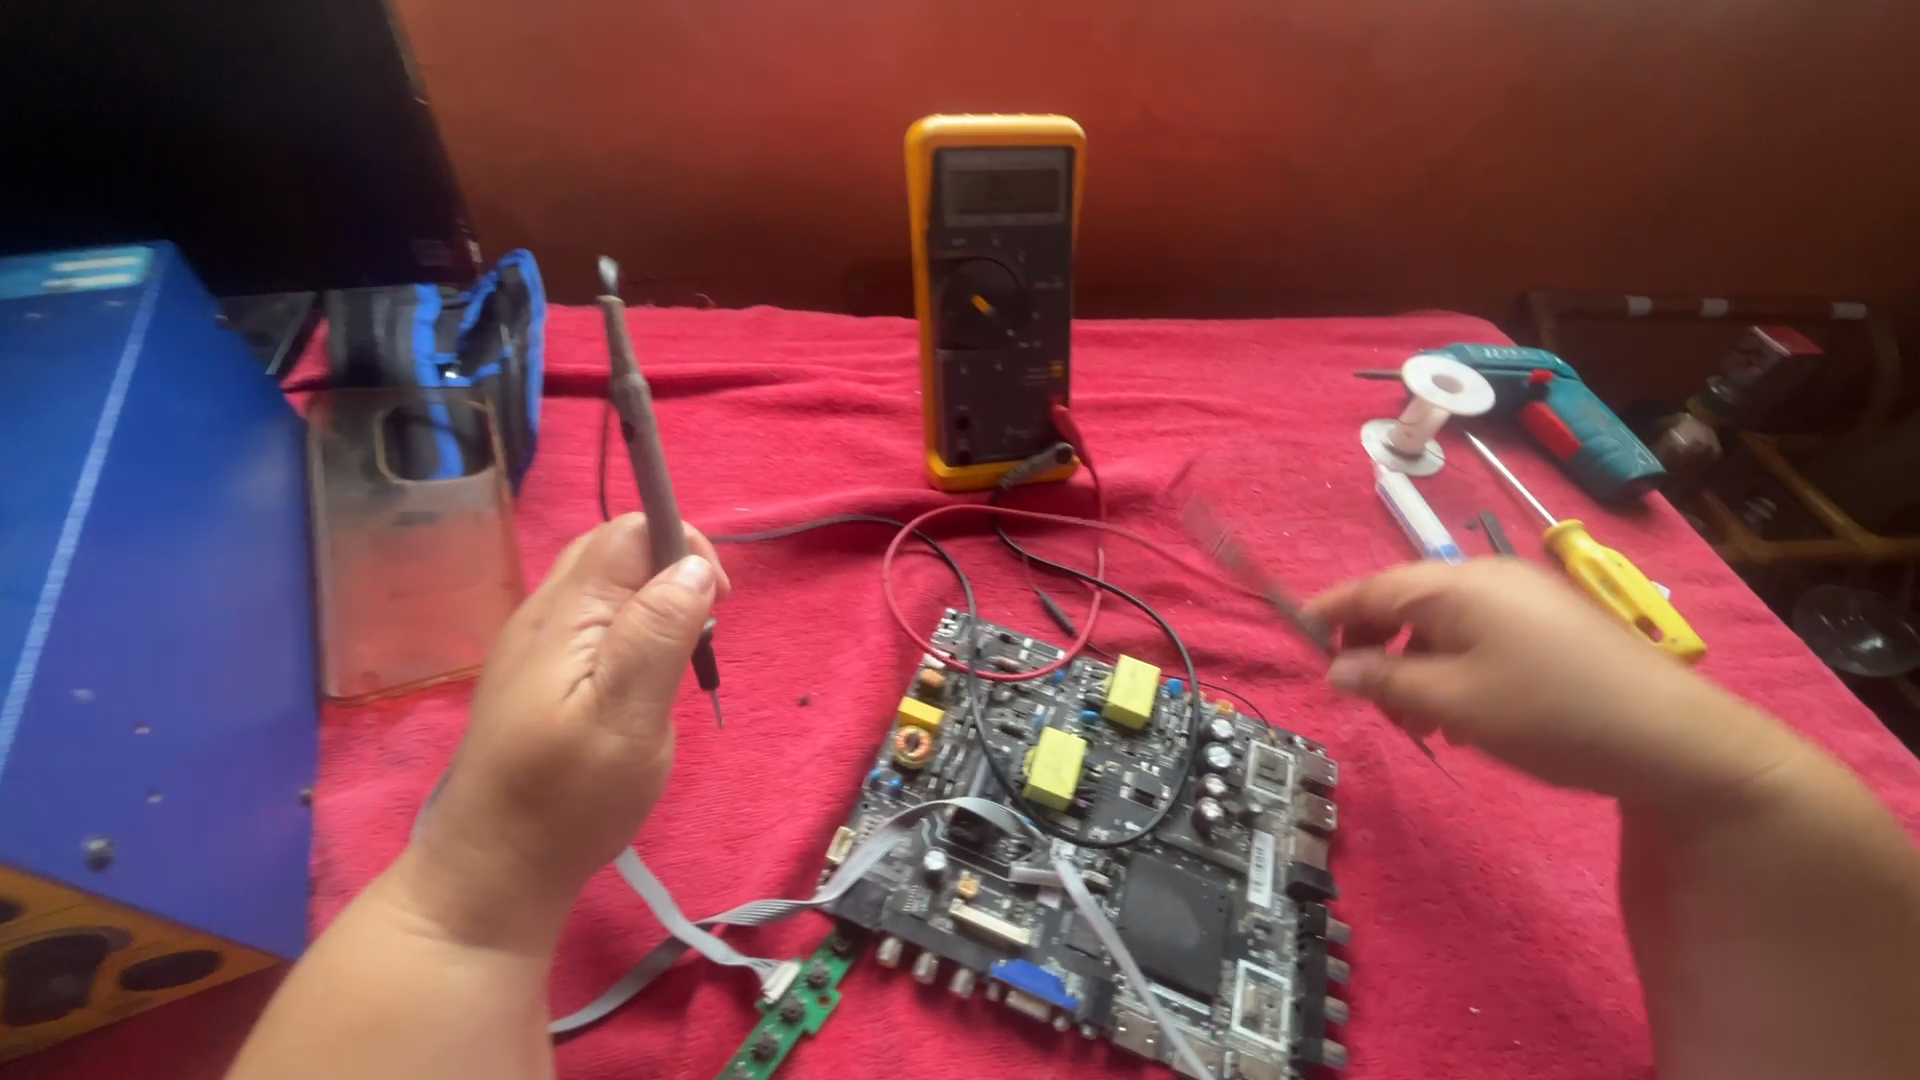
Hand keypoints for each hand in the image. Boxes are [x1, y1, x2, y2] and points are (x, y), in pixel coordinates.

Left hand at [401, 513, 730, 948]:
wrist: (494, 873)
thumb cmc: (569, 799)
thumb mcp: (627, 717)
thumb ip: (659, 634)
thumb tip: (696, 565)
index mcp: (566, 613)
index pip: (629, 530)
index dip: (683, 546)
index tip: (717, 605)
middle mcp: (547, 612)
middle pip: (618, 548)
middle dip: (674, 571)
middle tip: (700, 635)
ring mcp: (541, 641)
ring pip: (610, 583)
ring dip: (659, 601)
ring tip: (678, 658)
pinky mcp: (545, 670)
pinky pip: (600, 618)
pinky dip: (638, 628)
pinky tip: (645, 677)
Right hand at [1305, 558, 1796, 808]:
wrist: (1686, 746)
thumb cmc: (1551, 715)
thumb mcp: (1452, 703)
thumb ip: (1383, 681)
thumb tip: (1336, 669)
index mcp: (1457, 586)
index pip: (1369, 589)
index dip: (1327, 613)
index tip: (1297, 639)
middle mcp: (1486, 579)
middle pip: (1401, 604)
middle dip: (1373, 649)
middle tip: (1369, 700)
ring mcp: (1523, 598)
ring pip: (1438, 624)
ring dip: (1412, 666)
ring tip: (1421, 721)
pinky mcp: (1549, 624)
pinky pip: (1475, 635)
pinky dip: (1451, 666)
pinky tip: (1464, 712)